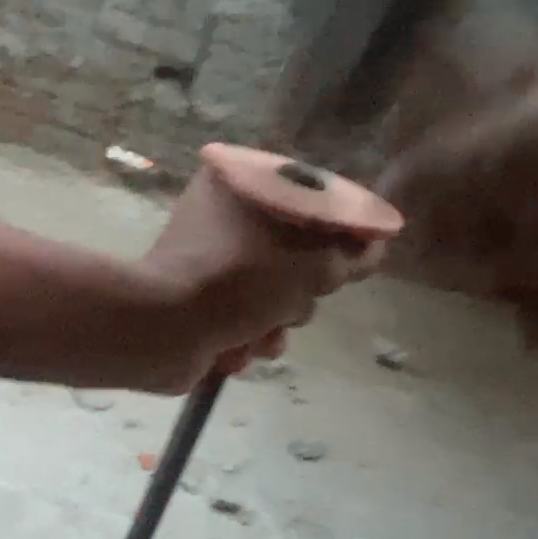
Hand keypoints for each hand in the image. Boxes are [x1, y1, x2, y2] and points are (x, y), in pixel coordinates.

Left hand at [132, 144, 398, 391]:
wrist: (161, 330)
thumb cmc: (239, 281)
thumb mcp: (314, 261)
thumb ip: (355, 253)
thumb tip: (376, 247)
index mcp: (242, 188)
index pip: (313, 204)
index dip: (337, 237)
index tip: (346, 262)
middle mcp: (224, 222)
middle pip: (299, 260)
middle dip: (299, 294)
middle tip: (285, 298)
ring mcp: (210, 270)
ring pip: (277, 300)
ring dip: (275, 326)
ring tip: (255, 331)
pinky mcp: (200, 311)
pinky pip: (247, 327)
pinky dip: (247, 343)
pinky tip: (234, 351)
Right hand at [377, 3, 537, 349]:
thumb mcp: (533, 142)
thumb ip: (442, 169)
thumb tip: (369, 201)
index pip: (457, 116)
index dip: (416, 170)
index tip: (383, 225)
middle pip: (488, 186)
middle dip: (462, 234)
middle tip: (442, 272)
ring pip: (525, 241)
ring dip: (508, 279)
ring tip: (514, 302)